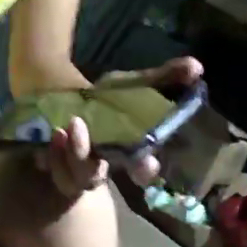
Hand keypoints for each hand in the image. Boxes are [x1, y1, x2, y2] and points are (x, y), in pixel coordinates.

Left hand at [34, 56, 204, 196]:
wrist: (54, 88)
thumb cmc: (98, 96)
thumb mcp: (131, 85)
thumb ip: (163, 79)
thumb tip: (197, 68)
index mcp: (122, 153)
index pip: (138, 171)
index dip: (143, 171)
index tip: (149, 163)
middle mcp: (97, 165)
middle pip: (98, 179)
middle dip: (98, 169)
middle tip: (101, 160)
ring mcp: (71, 166)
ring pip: (73, 178)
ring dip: (74, 155)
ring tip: (70, 127)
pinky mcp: (49, 161)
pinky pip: (50, 167)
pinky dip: (52, 153)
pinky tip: (53, 134)